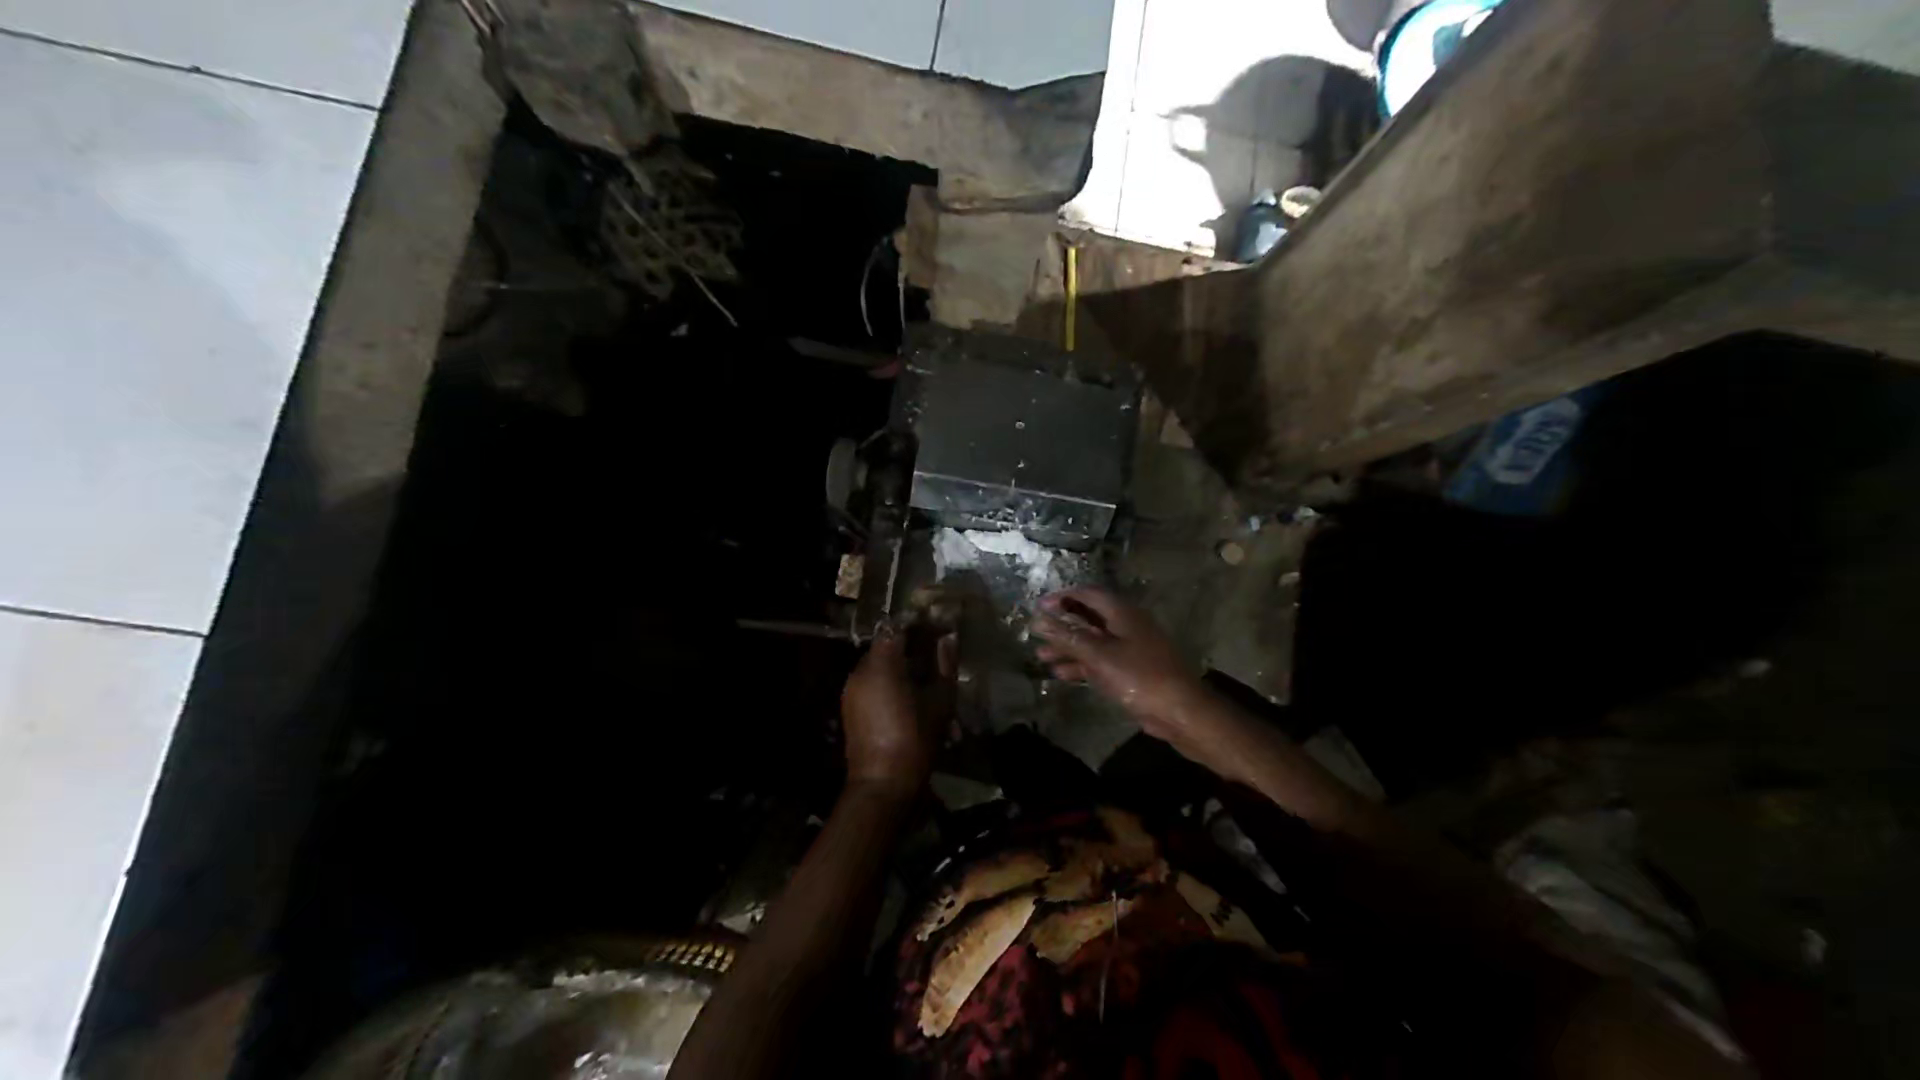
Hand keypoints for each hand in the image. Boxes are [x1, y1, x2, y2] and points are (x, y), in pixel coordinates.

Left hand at [840, 629, 954, 796]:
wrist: (882, 784)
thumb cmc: (915, 739)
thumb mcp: (941, 701)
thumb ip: (945, 665)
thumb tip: (949, 638)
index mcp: (881, 664)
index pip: (897, 628)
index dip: (918, 625)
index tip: (937, 631)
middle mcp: (860, 671)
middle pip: (885, 646)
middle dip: (910, 648)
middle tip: (935, 657)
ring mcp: (851, 690)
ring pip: (878, 666)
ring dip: (900, 667)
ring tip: (924, 682)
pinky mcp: (849, 707)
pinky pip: (870, 684)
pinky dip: (888, 684)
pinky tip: (908, 699)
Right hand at [1031, 587, 1220, 755]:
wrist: (1180, 711)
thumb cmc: (1139, 676)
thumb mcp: (1099, 656)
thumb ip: (1068, 637)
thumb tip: (1038, 620)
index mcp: (1123, 613)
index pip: (1089, 594)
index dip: (1063, 597)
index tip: (1039, 607)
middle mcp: (1126, 625)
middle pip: (1089, 617)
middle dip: (1063, 624)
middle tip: (1037, 631)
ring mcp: (1130, 648)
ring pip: (1093, 641)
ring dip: (1068, 647)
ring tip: (1041, 656)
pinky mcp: (1131, 670)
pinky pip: (1101, 661)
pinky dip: (1081, 665)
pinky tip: (1060, 674)